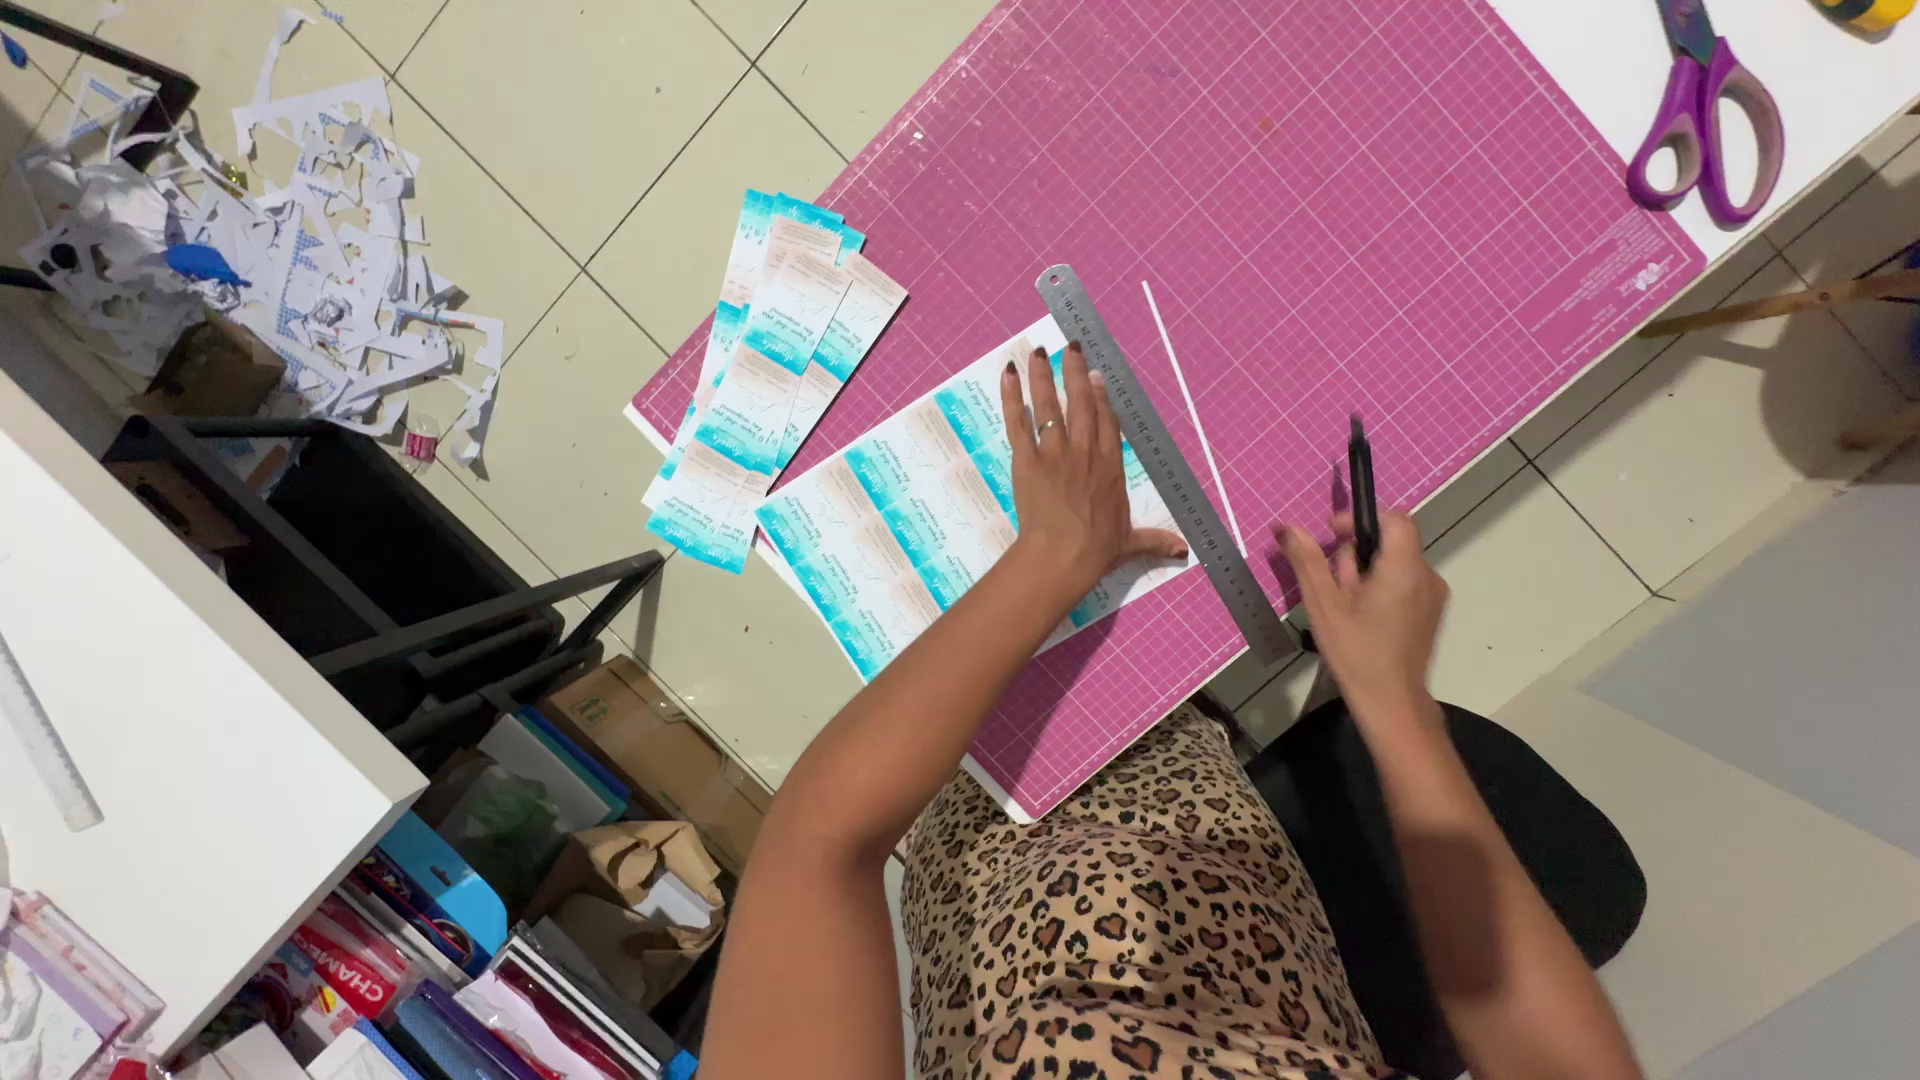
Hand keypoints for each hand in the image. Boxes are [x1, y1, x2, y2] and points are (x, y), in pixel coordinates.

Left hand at [999, 342, 1186, 597]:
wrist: (1064, 553)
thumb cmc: (1097, 549)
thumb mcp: (1128, 543)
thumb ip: (1153, 541)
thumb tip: (1182, 552)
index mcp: (1111, 465)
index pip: (1107, 421)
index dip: (1101, 396)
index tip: (1095, 375)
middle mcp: (1085, 450)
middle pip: (1081, 402)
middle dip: (1075, 372)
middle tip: (1070, 348)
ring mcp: (1055, 452)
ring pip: (1049, 405)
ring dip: (1043, 376)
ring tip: (1038, 353)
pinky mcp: (1027, 459)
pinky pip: (1018, 423)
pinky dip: (1011, 398)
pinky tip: (1008, 375)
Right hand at [1280, 511, 1447, 717]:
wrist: (1391, 701)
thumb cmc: (1356, 652)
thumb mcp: (1323, 604)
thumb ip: (1307, 561)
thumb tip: (1288, 527)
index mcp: (1404, 570)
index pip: (1394, 519)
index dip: (1360, 518)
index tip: (1332, 533)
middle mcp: (1426, 576)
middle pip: (1390, 543)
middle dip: (1355, 555)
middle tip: (1331, 585)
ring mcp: (1433, 595)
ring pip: (1395, 564)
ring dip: (1365, 574)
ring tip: (1344, 606)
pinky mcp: (1430, 612)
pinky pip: (1404, 583)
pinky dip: (1380, 588)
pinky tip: (1361, 617)